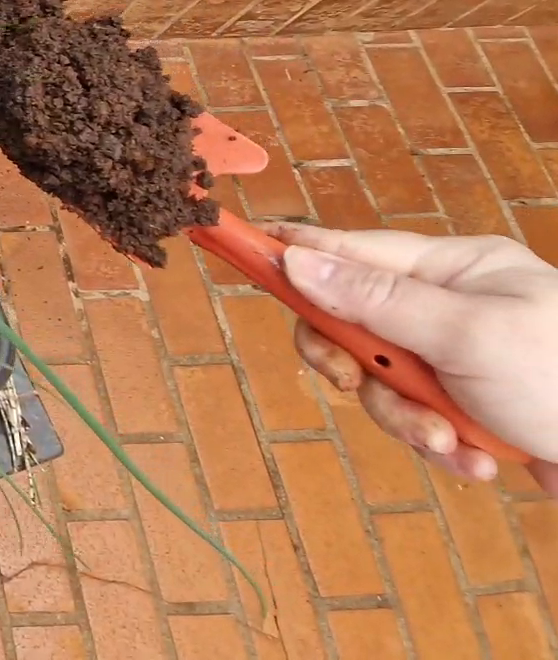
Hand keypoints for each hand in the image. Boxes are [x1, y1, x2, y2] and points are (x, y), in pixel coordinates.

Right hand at [269, 222, 557, 493]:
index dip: (284, 250)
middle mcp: (445, 304)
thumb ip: (374, 300)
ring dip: (401, 415)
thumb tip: (293, 260)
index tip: (230, 245)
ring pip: (373, 375)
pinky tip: (476, 460)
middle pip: (342, 319)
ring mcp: (453, 353)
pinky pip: (411, 412)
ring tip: (449, 443)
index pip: (341, 249)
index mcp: (452, 269)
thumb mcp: (471, 338)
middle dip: (351, 363)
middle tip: (356, 382)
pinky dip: (436, 441)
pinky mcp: (465, 401)